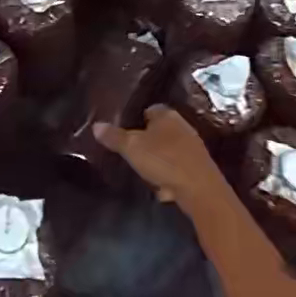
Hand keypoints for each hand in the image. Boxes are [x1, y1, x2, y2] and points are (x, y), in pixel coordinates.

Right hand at [95, 105, 228, 211]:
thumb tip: (96, 125)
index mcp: (167, 115)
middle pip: (161, 129)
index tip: (125, 129)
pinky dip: (169, 174)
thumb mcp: (132, 147)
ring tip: (143, 169)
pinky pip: (177, 166)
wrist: (198, 187)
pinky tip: (160, 186)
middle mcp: (182, 125)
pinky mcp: (197, 165)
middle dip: (148, 138)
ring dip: (158, 158)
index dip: (137, 118)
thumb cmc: (163, 159)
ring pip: (169, 148)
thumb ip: (115, 137)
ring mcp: (192, 146)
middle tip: (131, 150)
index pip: (150, 109)